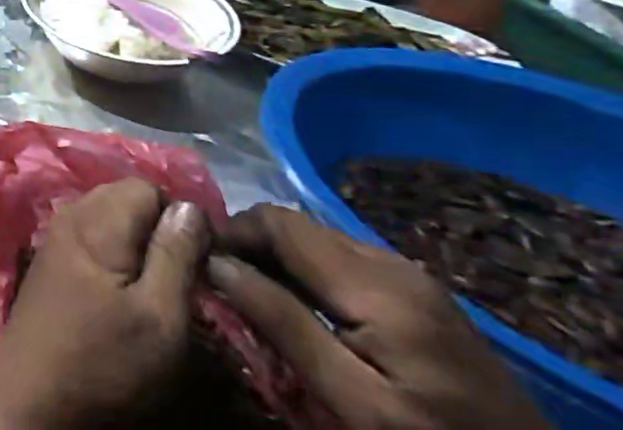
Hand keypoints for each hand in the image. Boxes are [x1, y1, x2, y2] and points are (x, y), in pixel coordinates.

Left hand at [0, 178, 210, 429]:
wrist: (30, 392)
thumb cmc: (103, 360)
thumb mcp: (159, 317)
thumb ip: (175, 255)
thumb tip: (189, 207)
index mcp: (97, 220)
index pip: (147, 187)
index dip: (179, 217)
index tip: (197, 259)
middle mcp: (72, 213)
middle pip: (125, 196)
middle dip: (156, 226)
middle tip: (176, 274)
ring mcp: (56, 233)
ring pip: (108, 213)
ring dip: (135, 239)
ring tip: (152, 284)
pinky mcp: (50, 255)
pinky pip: (90, 232)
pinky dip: (112, 249)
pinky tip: (120, 287)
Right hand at [209, 204, 550, 429]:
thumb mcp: (354, 401)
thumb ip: (283, 324)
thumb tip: (215, 262)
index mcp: (376, 285)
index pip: (277, 222)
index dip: (231, 233)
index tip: (202, 265)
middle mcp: (392, 263)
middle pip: (296, 226)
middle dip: (251, 247)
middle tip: (224, 286)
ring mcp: (412, 277)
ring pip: (317, 241)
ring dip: (278, 260)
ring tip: (257, 299)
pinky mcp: (420, 296)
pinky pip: (344, 262)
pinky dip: (309, 274)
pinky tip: (304, 311)